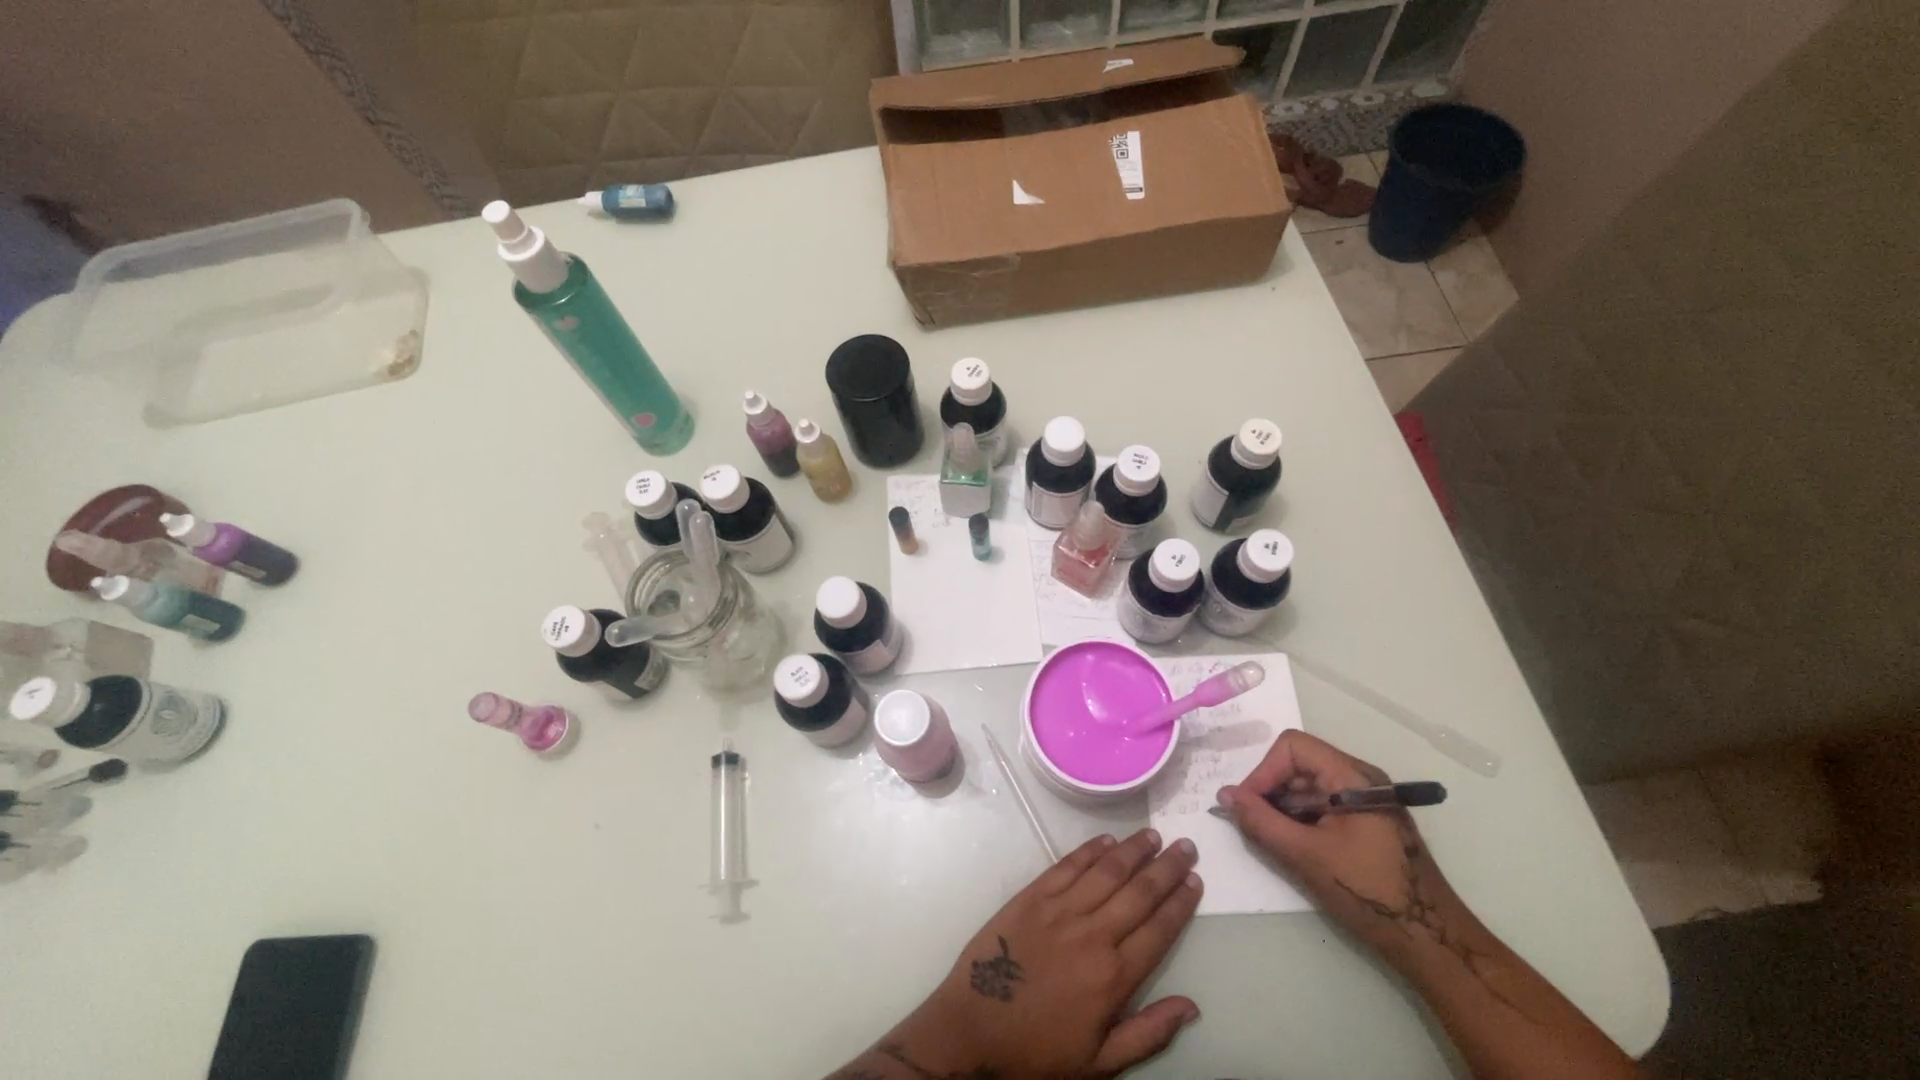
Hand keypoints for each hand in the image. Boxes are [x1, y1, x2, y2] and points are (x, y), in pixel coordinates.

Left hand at [866, 829, 1203, 1079]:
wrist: (972, 1032)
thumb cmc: (1038, 1051)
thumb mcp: (1100, 1061)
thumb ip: (1149, 1032)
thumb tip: (1192, 1006)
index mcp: (1114, 976)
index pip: (1159, 929)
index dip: (1180, 903)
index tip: (1197, 881)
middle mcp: (1093, 935)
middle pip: (1140, 892)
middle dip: (1167, 868)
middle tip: (1186, 846)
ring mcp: (1059, 911)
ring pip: (1106, 872)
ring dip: (1133, 851)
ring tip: (1153, 836)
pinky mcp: (1030, 898)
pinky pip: (1066, 867)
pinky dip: (1088, 851)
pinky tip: (1106, 841)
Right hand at [1216, 731, 1467, 965]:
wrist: (1430, 940)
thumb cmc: (1369, 892)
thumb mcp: (1306, 856)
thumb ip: (1261, 822)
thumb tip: (1225, 795)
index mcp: (1353, 776)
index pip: (1293, 747)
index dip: (1263, 772)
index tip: (1246, 807)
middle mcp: (1360, 779)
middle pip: (1299, 764)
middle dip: (1269, 790)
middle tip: (1252, 825)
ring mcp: (1365, 801)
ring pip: (1308, 787)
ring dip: (1282, 808)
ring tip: (1271, 841)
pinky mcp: (1365, 823)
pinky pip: (1322, 807)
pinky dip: (1299, 821)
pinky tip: (1293, 849)